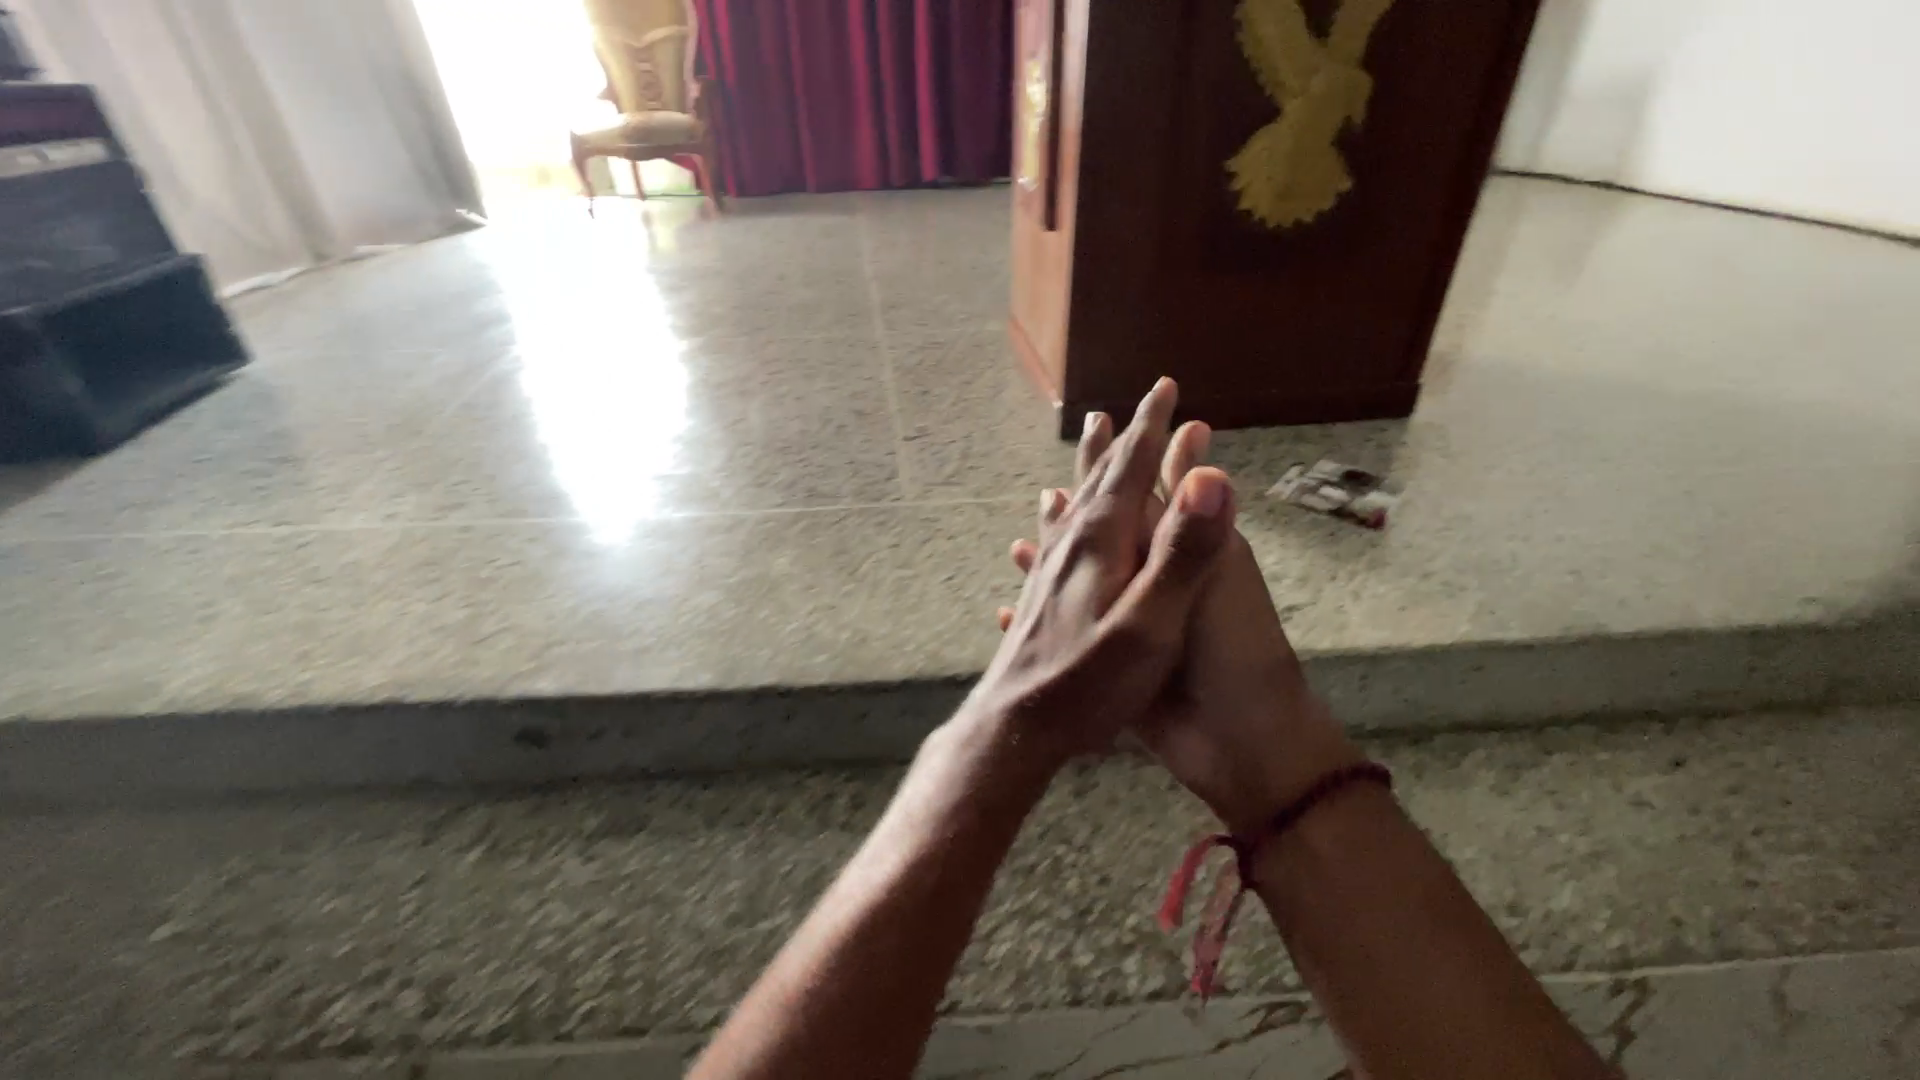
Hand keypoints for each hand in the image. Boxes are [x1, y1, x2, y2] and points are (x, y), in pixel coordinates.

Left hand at [959, 378, 1236, 767]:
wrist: (1015, 726)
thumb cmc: (1088, 683)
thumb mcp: (1149, 625)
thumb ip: (1181, 555)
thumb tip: (1210, 476)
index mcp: (1100, 541)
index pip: (1131, 469)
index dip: (1151, 427)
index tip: (1164, 388)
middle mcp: (1070, 545)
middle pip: (1096, 479)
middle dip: (1117, 441)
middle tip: (1121, 407)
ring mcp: (1049, 569)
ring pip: (1071, 504)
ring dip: (1087, 471)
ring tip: (1087, 446)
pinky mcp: (1039, 594)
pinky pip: (1054, 535)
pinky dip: (1062, 512)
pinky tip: (1047, 517)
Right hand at [1000, 414, 1362, 833]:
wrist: (1234, 744)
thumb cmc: (1224, 655)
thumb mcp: (1205, 579)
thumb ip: (1187, 524)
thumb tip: (1194, 441)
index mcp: (1179, 551)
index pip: (1153, 483)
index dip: (1144, 445)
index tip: (1131, 406)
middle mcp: (1154, 575)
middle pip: (1118, 517)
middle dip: (1098, 483)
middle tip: (1077, 447)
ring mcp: (1133, 615)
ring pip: (1091, 565)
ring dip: (1062, 544)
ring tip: (1029, 521)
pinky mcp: (1116, 654)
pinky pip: (1074, 616)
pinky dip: (1046, 606)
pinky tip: (1009, 604)